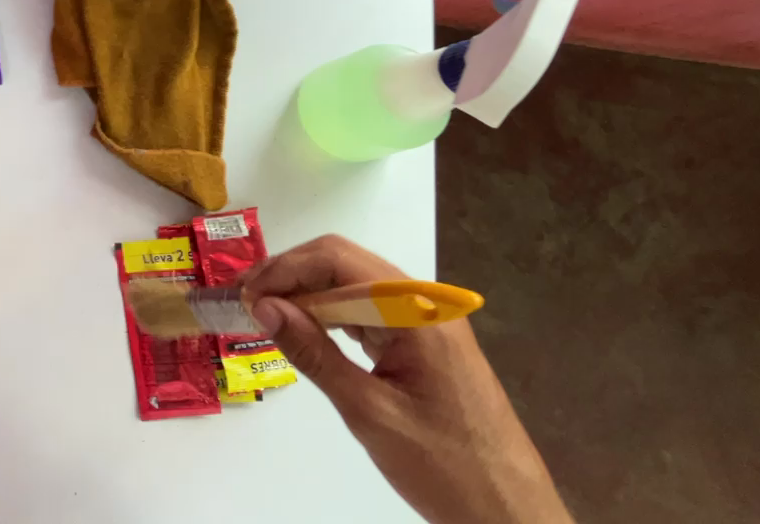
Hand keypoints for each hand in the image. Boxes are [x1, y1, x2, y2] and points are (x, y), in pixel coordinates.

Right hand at [241, 235, 572, 523]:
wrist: (513, 519)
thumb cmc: (444, 468)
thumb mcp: (368, 411)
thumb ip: (313, 352)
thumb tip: (262, 306)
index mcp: (418, 311)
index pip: (337, 260)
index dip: (284, 268)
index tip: (246, 294)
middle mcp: (424, 303)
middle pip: (343, 262)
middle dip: (290, 274)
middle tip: (248, 301)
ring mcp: (426, 320)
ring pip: (352, 281)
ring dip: (306, 292)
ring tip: (265, 313)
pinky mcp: (424, 341)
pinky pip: (367, 308)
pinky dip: (329, 312)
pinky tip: (303, 329)